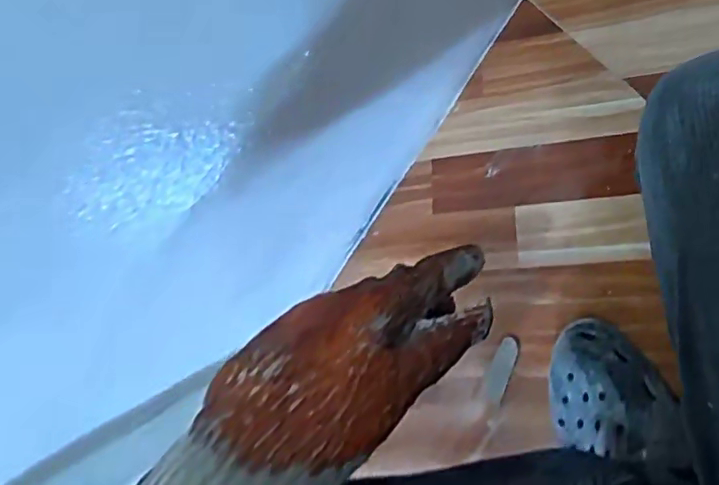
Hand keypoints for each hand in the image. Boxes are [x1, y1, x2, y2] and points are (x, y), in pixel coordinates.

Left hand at [191, 244, 492, 476]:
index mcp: (379, 304)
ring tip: (394, 341)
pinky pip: (328, 320)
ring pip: (360, 301)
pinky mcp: (276, 336)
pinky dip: (350, 329)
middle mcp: (344, 297)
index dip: (456, 266)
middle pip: (395, 285)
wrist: (239, 460)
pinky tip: (345, 358)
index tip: (476, 257)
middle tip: (440, 313)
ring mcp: (305, 313)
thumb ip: (441, 346)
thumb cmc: (336, 422)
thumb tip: (480, 313)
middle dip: (422, 294)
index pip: (429, 274)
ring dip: (385, 312)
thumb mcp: (399, 389)